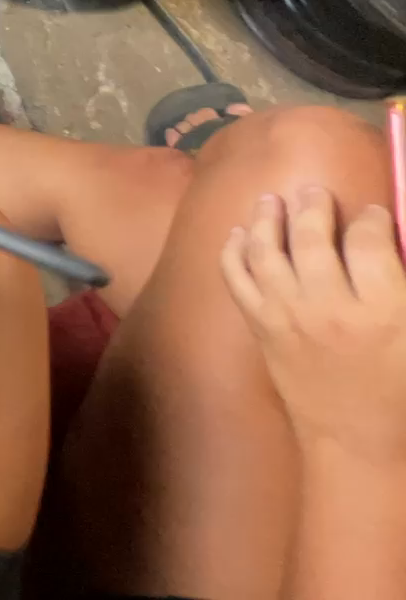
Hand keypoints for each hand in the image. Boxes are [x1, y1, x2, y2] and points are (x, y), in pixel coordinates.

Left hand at [221, 188, 405, 464]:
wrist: (356, 437)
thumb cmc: (404, 394)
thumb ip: (402, 294)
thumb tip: (394, 254)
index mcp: (386, 312)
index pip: (371, 249)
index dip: (369, 222)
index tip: (369, 209)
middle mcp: (329, 307)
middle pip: (312, 242)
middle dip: (312, 209)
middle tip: (312, 188)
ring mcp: (285, 313)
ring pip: (267, 252)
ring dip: (267, 221)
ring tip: (269, 198)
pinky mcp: (257, 323)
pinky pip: (236, 277)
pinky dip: (234, 251)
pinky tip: (238, 233)